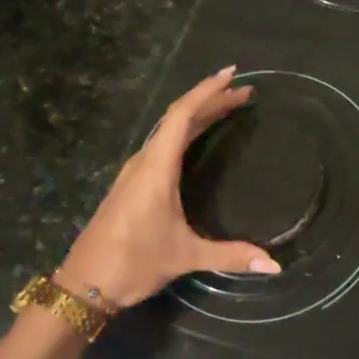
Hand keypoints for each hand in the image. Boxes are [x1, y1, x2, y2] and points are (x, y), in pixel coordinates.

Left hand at [55, 66, 278, 307]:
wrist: (83, 285)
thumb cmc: (132, 263)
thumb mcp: (185, 257)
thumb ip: (231, 255)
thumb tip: (274, 265)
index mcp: (156, 168)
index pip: (182, 116)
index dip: (207, 91)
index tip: (232, 74)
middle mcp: (144, 162)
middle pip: (179, 119)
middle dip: (212, 101)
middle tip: (245, 93)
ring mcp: (135, 173)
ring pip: (169, 132)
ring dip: (198, 116)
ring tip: (228, 109)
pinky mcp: (132, 185)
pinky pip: (163, 146)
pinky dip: (185, 133)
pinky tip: (198, 140)